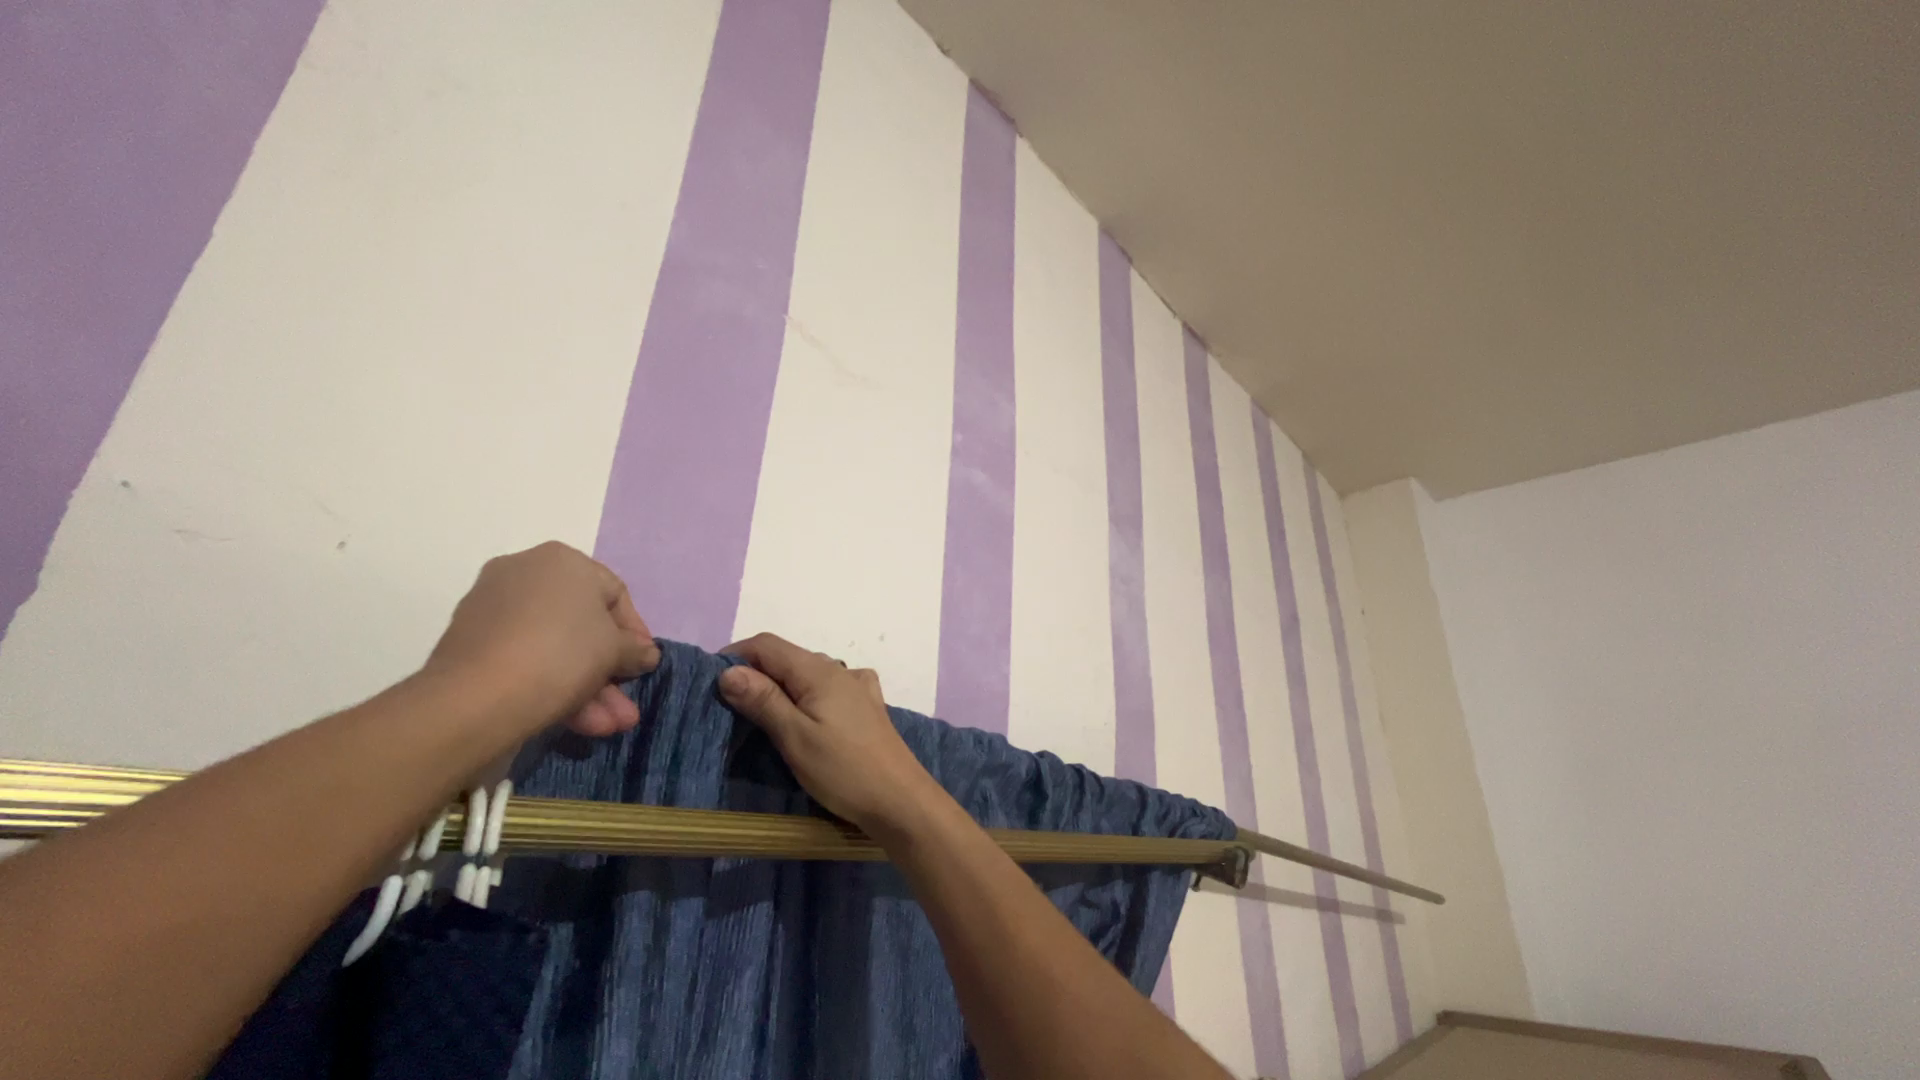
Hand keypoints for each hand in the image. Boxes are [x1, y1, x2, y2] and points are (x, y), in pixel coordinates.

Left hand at [426, 541, 660, 736]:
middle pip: (582, 626)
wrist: (475, 698)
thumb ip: (635, 649)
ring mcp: (492, 607)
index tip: (643, 665)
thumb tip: (645, 653)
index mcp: (562, 560)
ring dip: (586, 688)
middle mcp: (525, 573)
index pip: (614, 594)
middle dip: (608, 672)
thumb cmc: (561, 655)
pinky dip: (551, 685)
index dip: (635, 634)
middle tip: (623, 707)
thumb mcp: (615, 650)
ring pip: (554, 648)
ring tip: (606, 726)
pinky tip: (573, 721)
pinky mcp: (470, 642)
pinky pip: (524, 658)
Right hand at [718, 633, 946, 835]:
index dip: (735, 655)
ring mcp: (858, 688)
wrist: (901, 800)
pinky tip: (807, 712)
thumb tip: (728, 671)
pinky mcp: (868, 707)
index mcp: (818, 671)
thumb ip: (763, 701)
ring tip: (760, 713)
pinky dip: (808, 693)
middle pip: (787, 657)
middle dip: (755, 672)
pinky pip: (830, 687)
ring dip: (781, 684)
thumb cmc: (844, 771)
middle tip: (728, 705)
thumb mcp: (795, 737)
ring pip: (808, 673)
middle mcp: (839, 670)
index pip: (767, 644)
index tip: (710, 682)